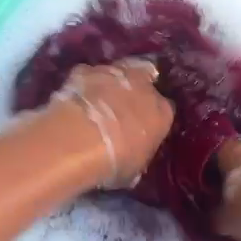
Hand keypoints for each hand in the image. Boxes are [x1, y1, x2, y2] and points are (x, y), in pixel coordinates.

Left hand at [50, 60, 173, 187]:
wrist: (79, 140)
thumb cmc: (114, 162)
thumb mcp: (133, 170)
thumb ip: (137, 156)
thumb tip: (132, 156)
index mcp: (162, 112)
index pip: (164, 110)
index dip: (152, 118)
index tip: (143, 129)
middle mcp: (143, 85)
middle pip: (145, 80)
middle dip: (136, 91)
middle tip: (123, 108)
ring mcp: (114, 73)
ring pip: (117, 73)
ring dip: (111, 85)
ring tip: (97, 104)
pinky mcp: (86, 70)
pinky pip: (89, 75)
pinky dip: (85, 85)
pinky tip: (76, 100)